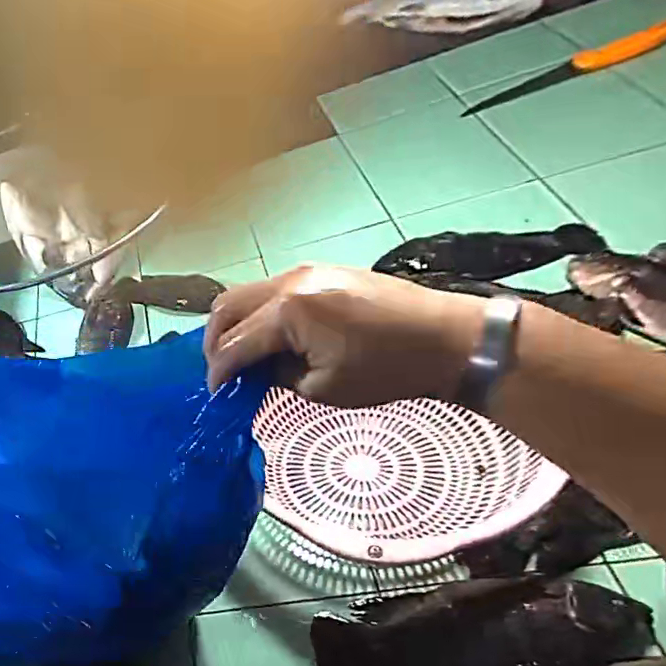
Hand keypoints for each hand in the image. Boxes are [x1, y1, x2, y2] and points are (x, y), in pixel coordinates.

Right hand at [204, 266, 482, 405]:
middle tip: (220, 371)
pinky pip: (269, 289)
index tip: (215, 395)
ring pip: (244, 293)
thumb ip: (275, 377)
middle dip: (214, 342)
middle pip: (226, 307)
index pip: (234, 344)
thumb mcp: (322, 389)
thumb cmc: (389, 370)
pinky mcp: (320, 272)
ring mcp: (305, 271)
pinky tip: (267, 336)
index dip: (219, 373)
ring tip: (239, 354)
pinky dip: (256, 313)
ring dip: (233, 324)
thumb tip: (253, 373)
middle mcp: (290, 282)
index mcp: (289, 312)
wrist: (451, 338)